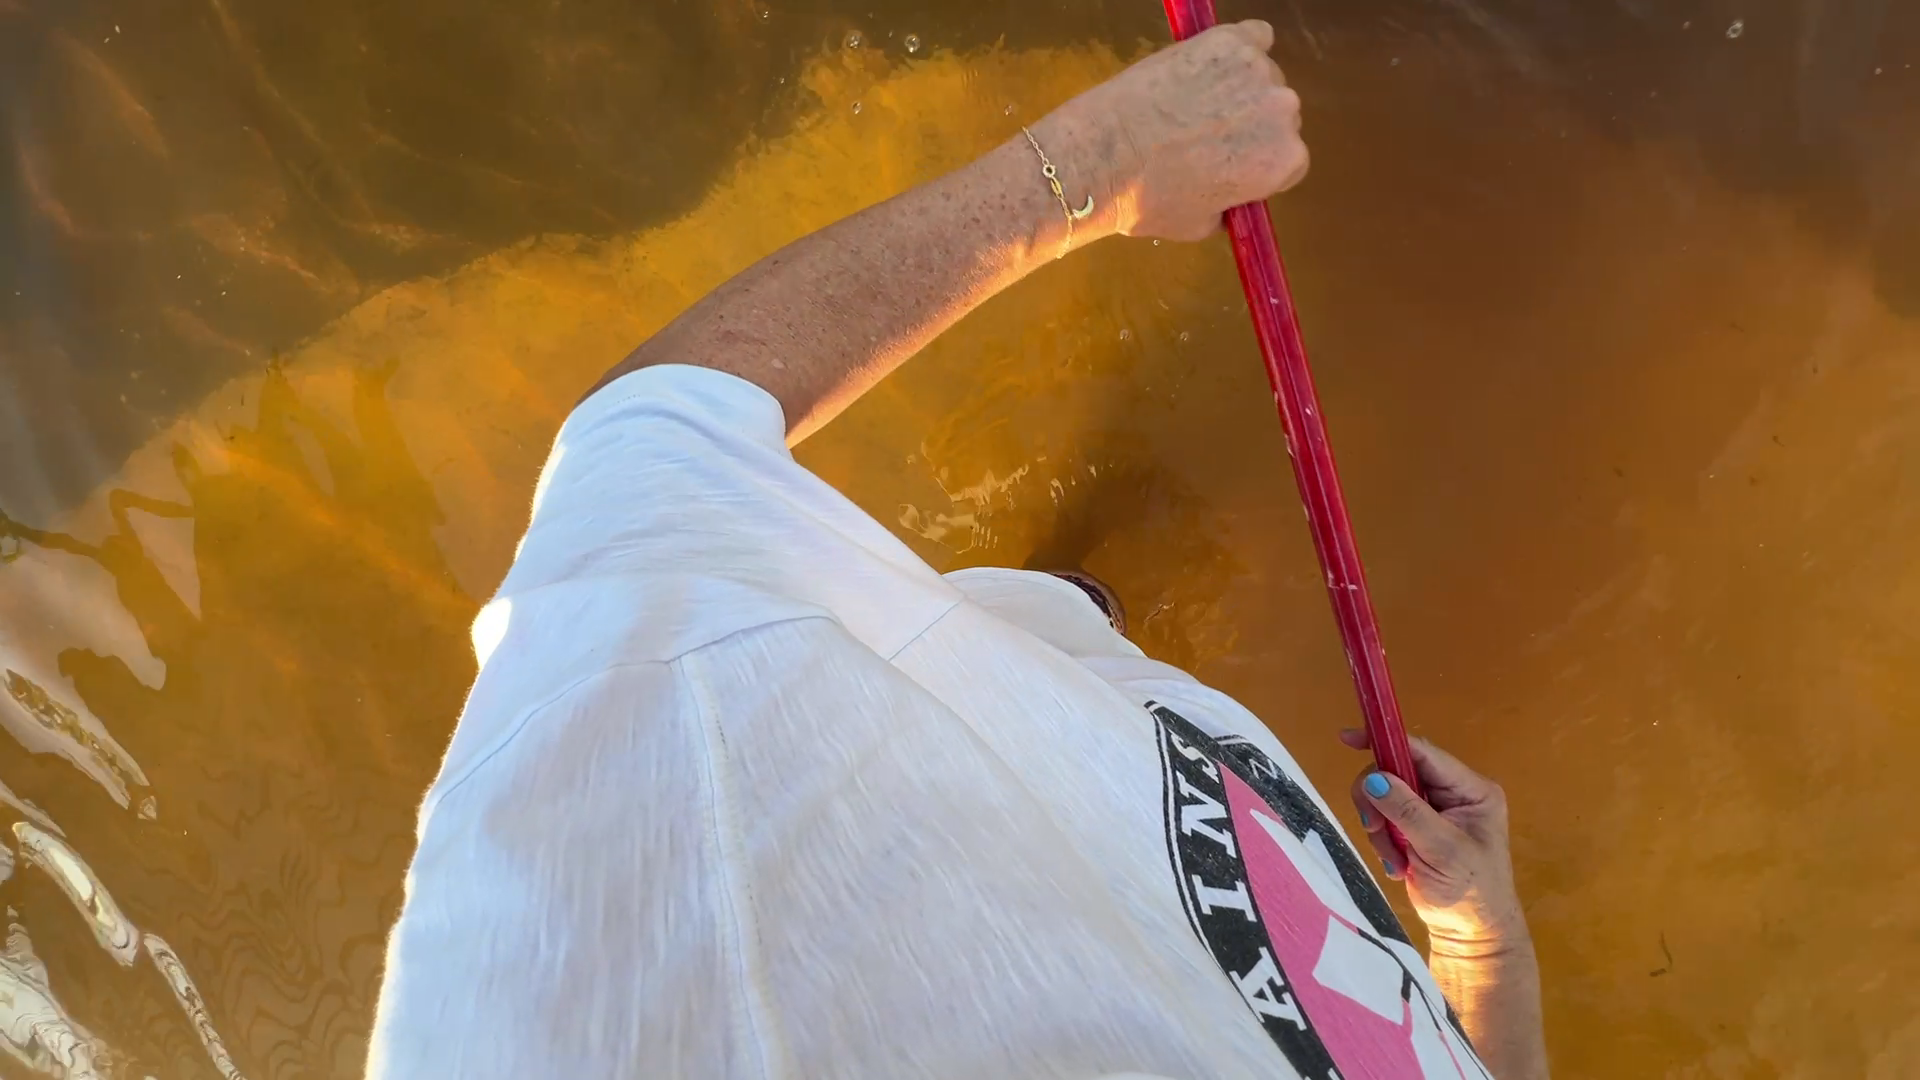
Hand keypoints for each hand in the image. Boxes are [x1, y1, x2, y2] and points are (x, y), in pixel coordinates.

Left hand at [1041, 20, 1308, 241]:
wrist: (1105, 157)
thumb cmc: (1148, 200)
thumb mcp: (1197, 225)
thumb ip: (1227, 207)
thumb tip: (1228, 197)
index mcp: (1282, 161)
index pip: (1289, 163)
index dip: (1259, 169)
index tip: (1233, 170)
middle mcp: (1282, 110)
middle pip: (1279, 119)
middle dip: (1250, 130)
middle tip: (1205, 142)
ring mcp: (1256, 68)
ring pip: (1261, 80)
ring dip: (1237, 92)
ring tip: (1190, 111)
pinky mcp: (1227, 38)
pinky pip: (1250, 39)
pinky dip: (1233, 53)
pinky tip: (1202, 73)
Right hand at [1341, 729, 1529, 957]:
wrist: (1472, 937)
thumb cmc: (1471, 893)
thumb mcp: (1442, 849)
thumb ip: (1407, 810)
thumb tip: (1373, 779)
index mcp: (1470, 790)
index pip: (1421, 752)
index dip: (1385, 741)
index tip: (1348, 739)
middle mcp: (1450, 793)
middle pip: (1394, 771)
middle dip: (1378, 799)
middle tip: (1374, 827)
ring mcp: (1431, 809)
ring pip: (1382, 793)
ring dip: (1378, 824)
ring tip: (1393, 855)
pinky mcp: (1413, 826)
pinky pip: (1381, 814)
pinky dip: (1380, 836)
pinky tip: (1396, 860)